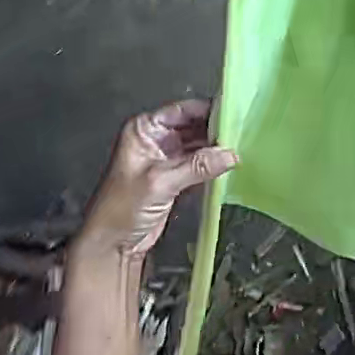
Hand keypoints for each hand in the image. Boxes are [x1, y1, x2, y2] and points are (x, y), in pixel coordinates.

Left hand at [77, 99, 237, 261]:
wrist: (112, 244)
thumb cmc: (124, 206)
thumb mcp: (160, 181)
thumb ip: (197, 166)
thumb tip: (230, 155)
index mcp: (144, 129)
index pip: (181, 110)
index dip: (206, 110)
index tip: (232, 112)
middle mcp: (155, 139)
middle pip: (191, 126)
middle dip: (214, 130)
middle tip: (242, 132)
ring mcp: (166, 158)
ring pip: (197, 145)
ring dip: (215, 148)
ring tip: (241, 147)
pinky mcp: (174, 177)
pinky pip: (198, 163)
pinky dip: (212, 164)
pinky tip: (230, 163)